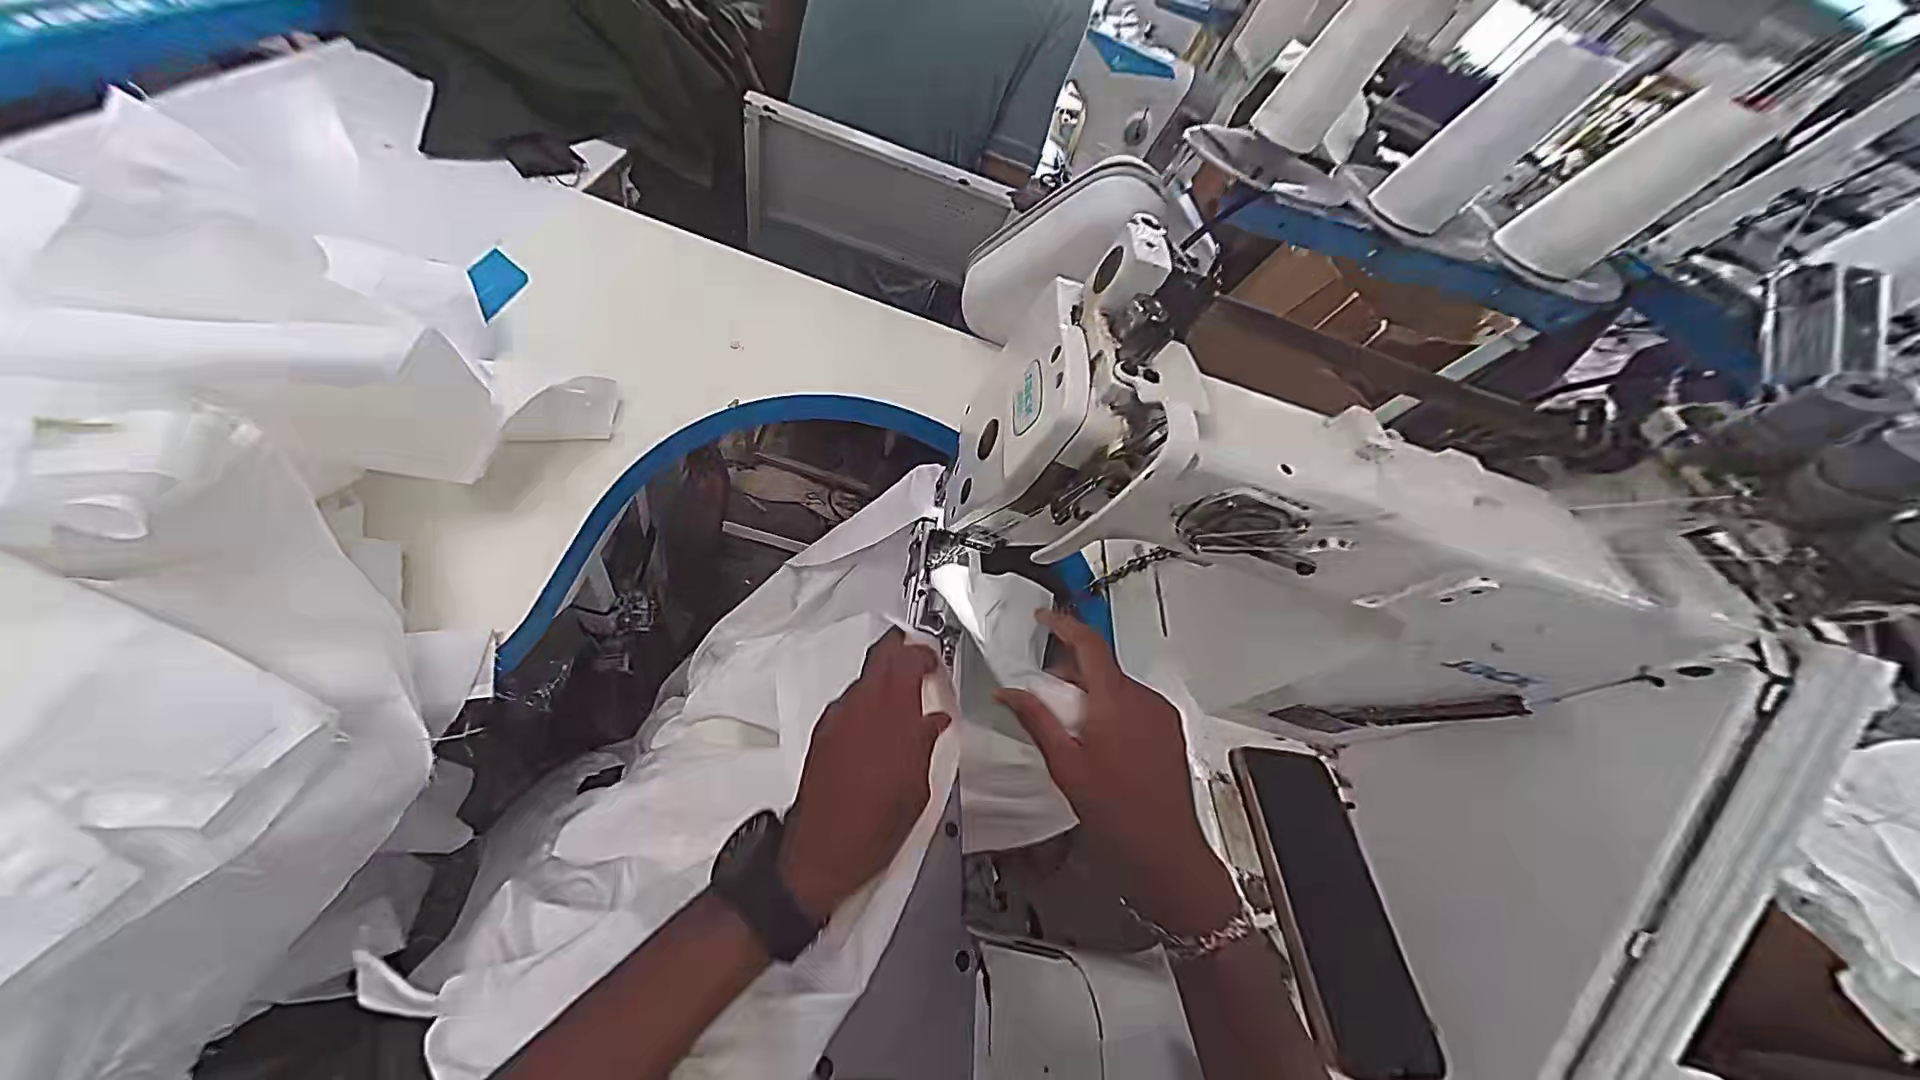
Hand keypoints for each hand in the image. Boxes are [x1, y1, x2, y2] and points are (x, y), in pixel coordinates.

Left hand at [781, 628, 951, 922]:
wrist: (822, 851)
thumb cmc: (873, 826)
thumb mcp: (919, 786)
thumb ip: (926, 742)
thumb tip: (934, 722)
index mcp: (893, 714)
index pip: (909, 659)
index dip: (925, 654)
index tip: (934, 661)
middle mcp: (862, 707)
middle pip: (882, 655)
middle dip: (903, 651)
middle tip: (920, 661)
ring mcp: (838, 717)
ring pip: (865, 676)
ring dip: (885, 677)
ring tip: (903, 699)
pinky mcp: (823, 731)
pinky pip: (850, 701)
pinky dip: (867, 700)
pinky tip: (878, 724)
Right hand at [996, 612, 1239, 935]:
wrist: (1166, 851)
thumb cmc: (1119, 814)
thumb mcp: (1065, 764)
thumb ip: (1036, 720)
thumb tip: (1010, 694)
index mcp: (1116, 702)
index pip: (1089, 644)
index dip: (1063, 626)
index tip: (1044, 619)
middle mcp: (1143, 700)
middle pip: (1099, 666)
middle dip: (1068, 674)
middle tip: (1044, 698)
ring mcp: (1160, 714)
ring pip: (1116, 685)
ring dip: (1089, 694)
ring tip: (1070, 731)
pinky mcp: (1168, 729)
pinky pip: (1133, 702)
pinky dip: (1110, 708)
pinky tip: (1097, 741)